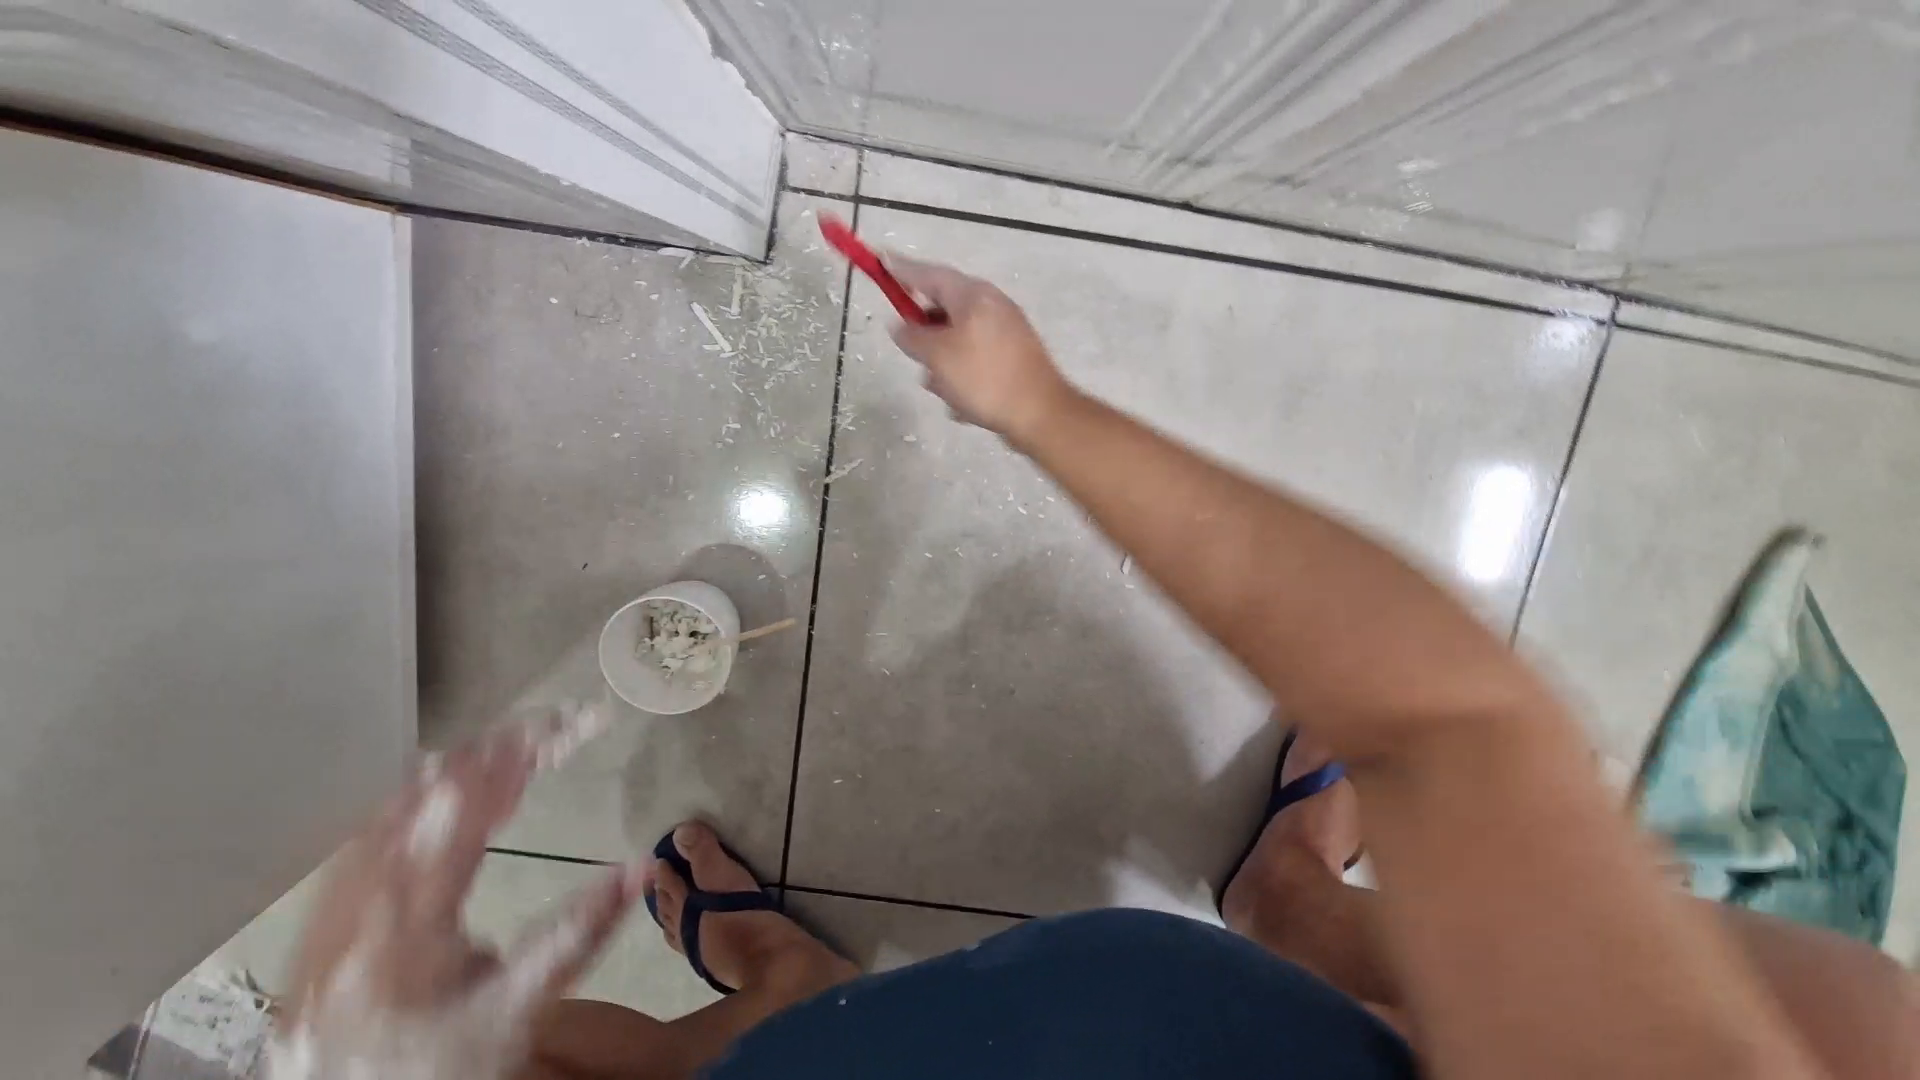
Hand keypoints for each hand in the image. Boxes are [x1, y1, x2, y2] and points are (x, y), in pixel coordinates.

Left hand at [268, 705, 641, 1079]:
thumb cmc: (448, 1057)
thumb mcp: (520, 1007)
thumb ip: (577, 934)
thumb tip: (644, 865)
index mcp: (406, 927)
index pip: (463, 819)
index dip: (510, 763)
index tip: (557, 726)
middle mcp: (359, 905)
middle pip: (424, 800)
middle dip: (490, 755)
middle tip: (548, 728)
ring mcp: (333, 908)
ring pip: (391, 809)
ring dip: (455, 771)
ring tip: (509, 746)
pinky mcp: (327, 914)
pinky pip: (369, 833)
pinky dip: (418, 799)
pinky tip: (441, 789)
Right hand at [885, 256, 1076, 443]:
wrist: (1039, 413)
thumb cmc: (984, 379)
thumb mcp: (938, 357)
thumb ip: (912, 337)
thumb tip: (900, 326)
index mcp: (973, 296)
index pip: (928, 274)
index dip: (902, 270)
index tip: (881, 260)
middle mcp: (992, 305)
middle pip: (942, 311)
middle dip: (926, 340)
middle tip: (920, 360)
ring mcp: (1006, 331)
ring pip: (956, 343)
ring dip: (944, 367)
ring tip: (948, 391)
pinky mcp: (1013, 357)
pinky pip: (975, 363)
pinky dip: (964, 380)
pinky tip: (966, 404)